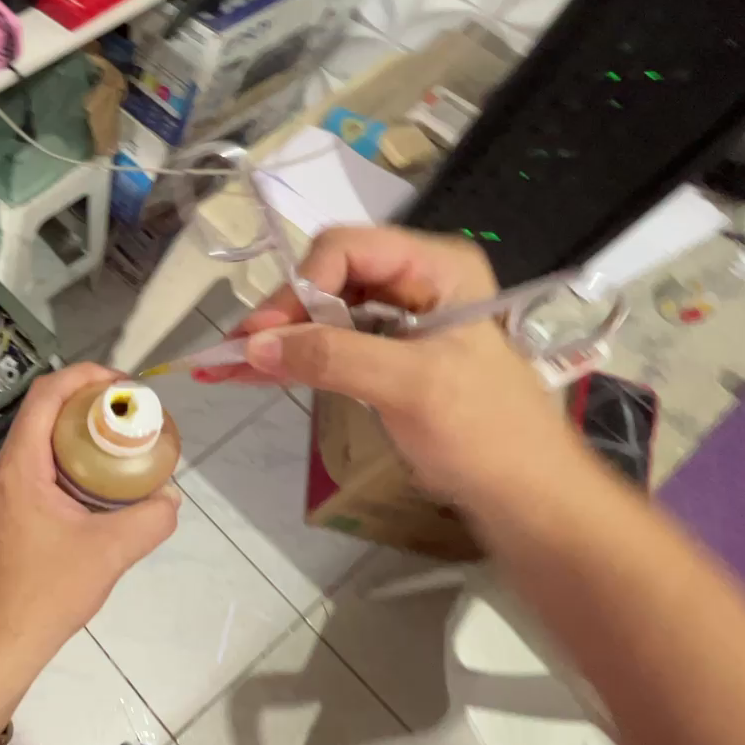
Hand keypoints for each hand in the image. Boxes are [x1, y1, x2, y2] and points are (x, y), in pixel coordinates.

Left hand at [0, 363, 179, 727]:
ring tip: (122, 433)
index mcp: (21, 465)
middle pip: (44, 408)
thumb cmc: (50, 590)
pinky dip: (73, 451)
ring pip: (43, 433)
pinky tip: (104, 472)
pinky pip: (43, 458)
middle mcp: (8, 466)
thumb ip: (149, 520)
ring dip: (80, 424)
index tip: (125, 383)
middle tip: (131, 407)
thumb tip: (170, 496)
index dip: (85, 376)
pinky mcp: (15, 503)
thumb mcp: (110, 552)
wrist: (7, 634)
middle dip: (88, 396)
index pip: (46, 395)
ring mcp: (8, 485)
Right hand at [199, 227, 589, 505]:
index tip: (261, 335)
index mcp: (435, 267)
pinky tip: (243, 374)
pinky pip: (320, 344)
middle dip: (276, 316)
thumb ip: (332, 357)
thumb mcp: (410, 387)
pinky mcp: (378, 352)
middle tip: (233, 353)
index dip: (297, 287)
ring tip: (220, 366)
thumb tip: (251, 344)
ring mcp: (393, 318)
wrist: (523, 493)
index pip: (345, 251)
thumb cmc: (486, 433)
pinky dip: (283, 359)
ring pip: (314, 312)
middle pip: (322, 278)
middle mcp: (411, 280)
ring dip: (270, 339)